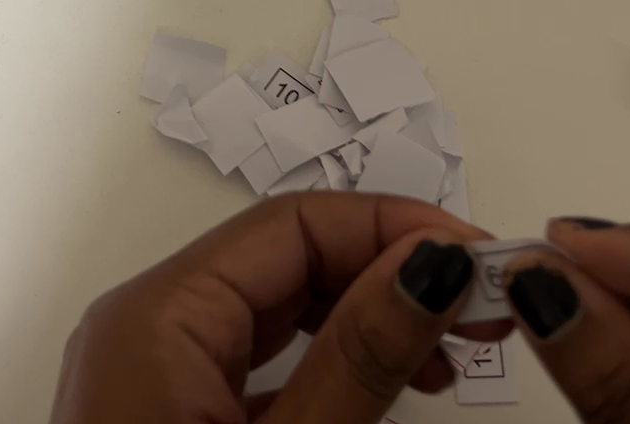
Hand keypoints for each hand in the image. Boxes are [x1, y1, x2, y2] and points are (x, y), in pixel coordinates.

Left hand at [49, 192, 513, 423]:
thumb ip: (358, 361)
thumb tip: (433, 265)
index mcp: (158, 312)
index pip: (290, 224)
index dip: (387, 224)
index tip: (472, 250)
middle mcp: (152, 320)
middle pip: (286, 257)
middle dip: (385, 269)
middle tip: (477, 299)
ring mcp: (162, 364)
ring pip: (279, 303)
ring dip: (366, 312)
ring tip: (445, 347)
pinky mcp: (178, 406)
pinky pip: (263, 355)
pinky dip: (330, 358)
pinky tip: (388, 380)